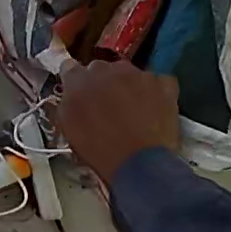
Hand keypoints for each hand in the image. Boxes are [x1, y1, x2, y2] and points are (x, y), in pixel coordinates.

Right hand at [55, 60, 180, 181]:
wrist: (140, 163)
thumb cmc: (100, 151)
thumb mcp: (69, 129)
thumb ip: (66, 104)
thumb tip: (70, 95)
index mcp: (80, 80)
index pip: (71, 68)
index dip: (76, 82)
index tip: (81, 92)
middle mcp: (109, 69)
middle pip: (103, 70)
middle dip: (104, 84)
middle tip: (108, 108)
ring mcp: (139, 74)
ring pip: (131, 74)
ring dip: (130, 87)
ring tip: (134, 113)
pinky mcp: (164, 83)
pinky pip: (158, 82)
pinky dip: (156, 93)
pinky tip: (154, 110)